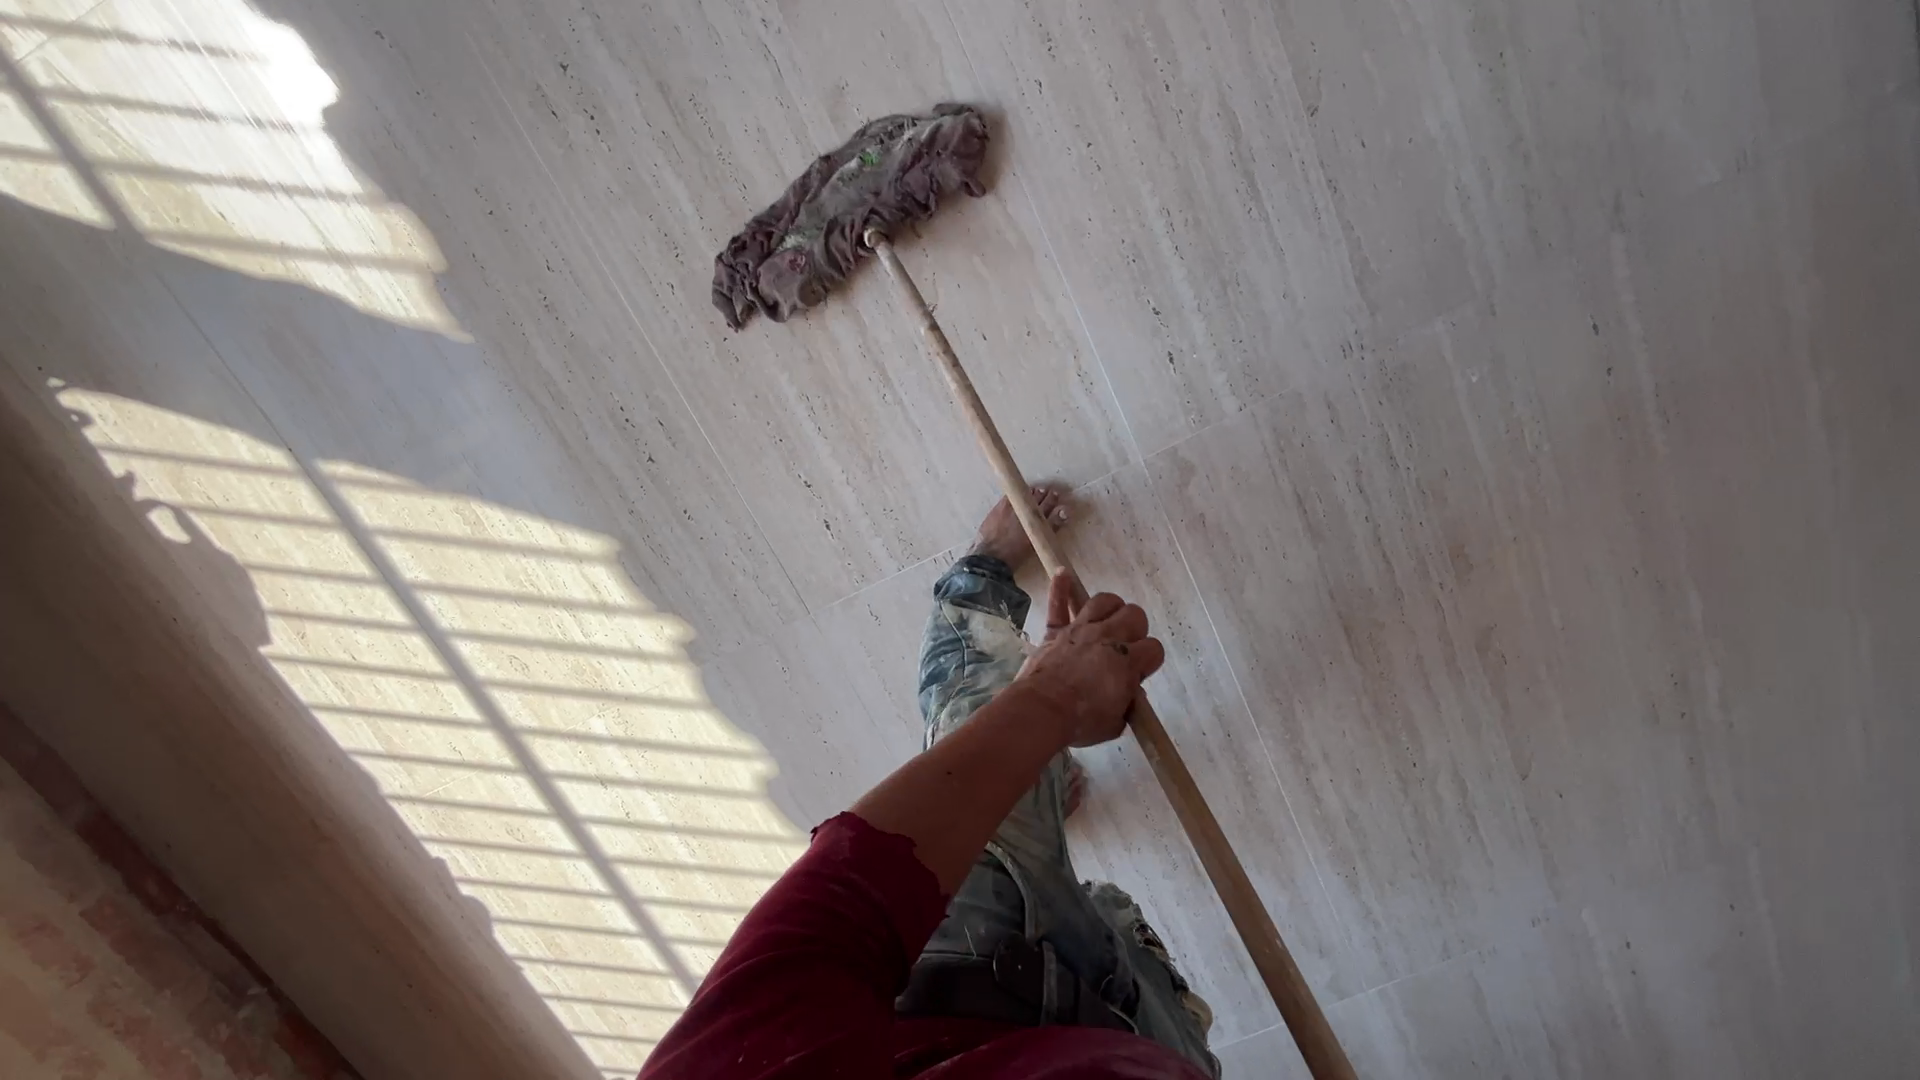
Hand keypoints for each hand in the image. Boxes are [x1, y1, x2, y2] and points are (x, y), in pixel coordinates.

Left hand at [1012, 569, 1165, 746]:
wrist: (1042, 710)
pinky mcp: (1055, 631)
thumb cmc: (1081, 721)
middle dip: (1135, 628)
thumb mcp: (1115, 723)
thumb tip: (1128, 694)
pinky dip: (1060, 587)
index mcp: (1128, 662)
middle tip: (1125, 645)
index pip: (1154, 649)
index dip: (1149, 661)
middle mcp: (1108, 638)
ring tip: (1108, 618)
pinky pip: (1058, 603)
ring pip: (1103, 601)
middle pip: (1134, 615)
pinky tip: (1062, 573)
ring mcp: (1080, 630)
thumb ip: (1126, 705)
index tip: (1139, 673)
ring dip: (1110, 607)